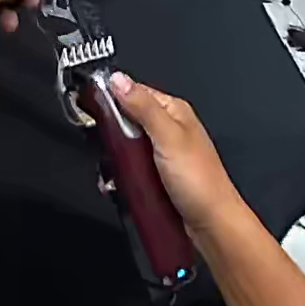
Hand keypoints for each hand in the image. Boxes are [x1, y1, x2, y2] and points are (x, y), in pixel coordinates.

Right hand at [109, 73, 248, 235]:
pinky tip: (120, 184)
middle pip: (125, 120)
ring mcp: (160, 153)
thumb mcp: (168, 137)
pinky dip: (121, 175)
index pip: (134, 91)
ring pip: (125, 146)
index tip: (91, 107)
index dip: (111, 96)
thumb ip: (143, 107)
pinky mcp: (155, 174)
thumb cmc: (201, 182)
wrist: (213, 226)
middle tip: (110, 146)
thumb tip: (119, 80)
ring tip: (118, 171)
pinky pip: (130, 168)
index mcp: (173, 111)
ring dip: (116, 158)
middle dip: (112, 134)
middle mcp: (167, 128)